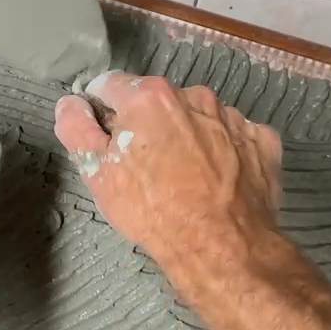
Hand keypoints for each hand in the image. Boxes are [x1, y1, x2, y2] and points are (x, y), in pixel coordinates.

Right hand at [53, 72, 283, 277]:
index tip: (101, 136)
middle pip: (155, 102)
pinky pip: (230, 137)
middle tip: (138, 165)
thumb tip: (70, 104)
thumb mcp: (95, 171)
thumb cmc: (152, 208)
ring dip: (182, 136)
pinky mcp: (260, 140)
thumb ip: (75, 128)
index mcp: (147, 98)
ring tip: (178, 176)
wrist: (219, 243)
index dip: (98, 109)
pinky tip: (211, 179)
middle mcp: (192, 96)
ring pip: (194, 118)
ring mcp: (231, 117)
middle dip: (143, 125)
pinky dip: (218, 151)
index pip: (109, 86)